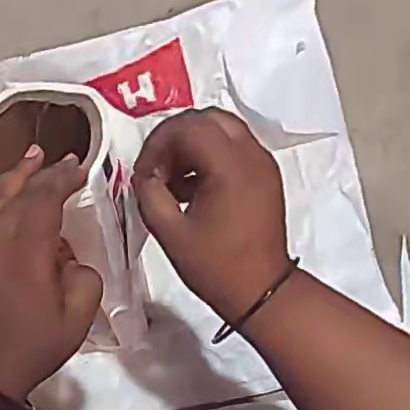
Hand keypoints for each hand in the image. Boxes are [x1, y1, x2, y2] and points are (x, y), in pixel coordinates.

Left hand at [0, 146, 102, 397]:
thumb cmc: (33, 349)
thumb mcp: (78, 320)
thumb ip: (84, 278)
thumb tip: (68, 259)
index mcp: (24, 256)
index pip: (43, 200)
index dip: (62, 178)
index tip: (79, 167)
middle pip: (14, 195)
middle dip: (39, 173)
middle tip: (58, 158)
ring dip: (11, 181)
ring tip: (28, 162)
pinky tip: (4, 211)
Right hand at [133, 109, 294, 322]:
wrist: (261, 291)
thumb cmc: (216, 267)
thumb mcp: (170, 233)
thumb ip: (149, 195)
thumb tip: (144, 177)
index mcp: (230, 167)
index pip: (187, 126)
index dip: (157, 144)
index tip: (144, 174)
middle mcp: (252, 155)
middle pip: (206, 119)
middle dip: (174, 139)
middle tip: (156, 170)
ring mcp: (262, 164)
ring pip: (221, 129)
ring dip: (191, 146)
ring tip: (173, 182)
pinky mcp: (265, 176)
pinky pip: (234, 148)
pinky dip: (209, 157)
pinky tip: (193, 190)